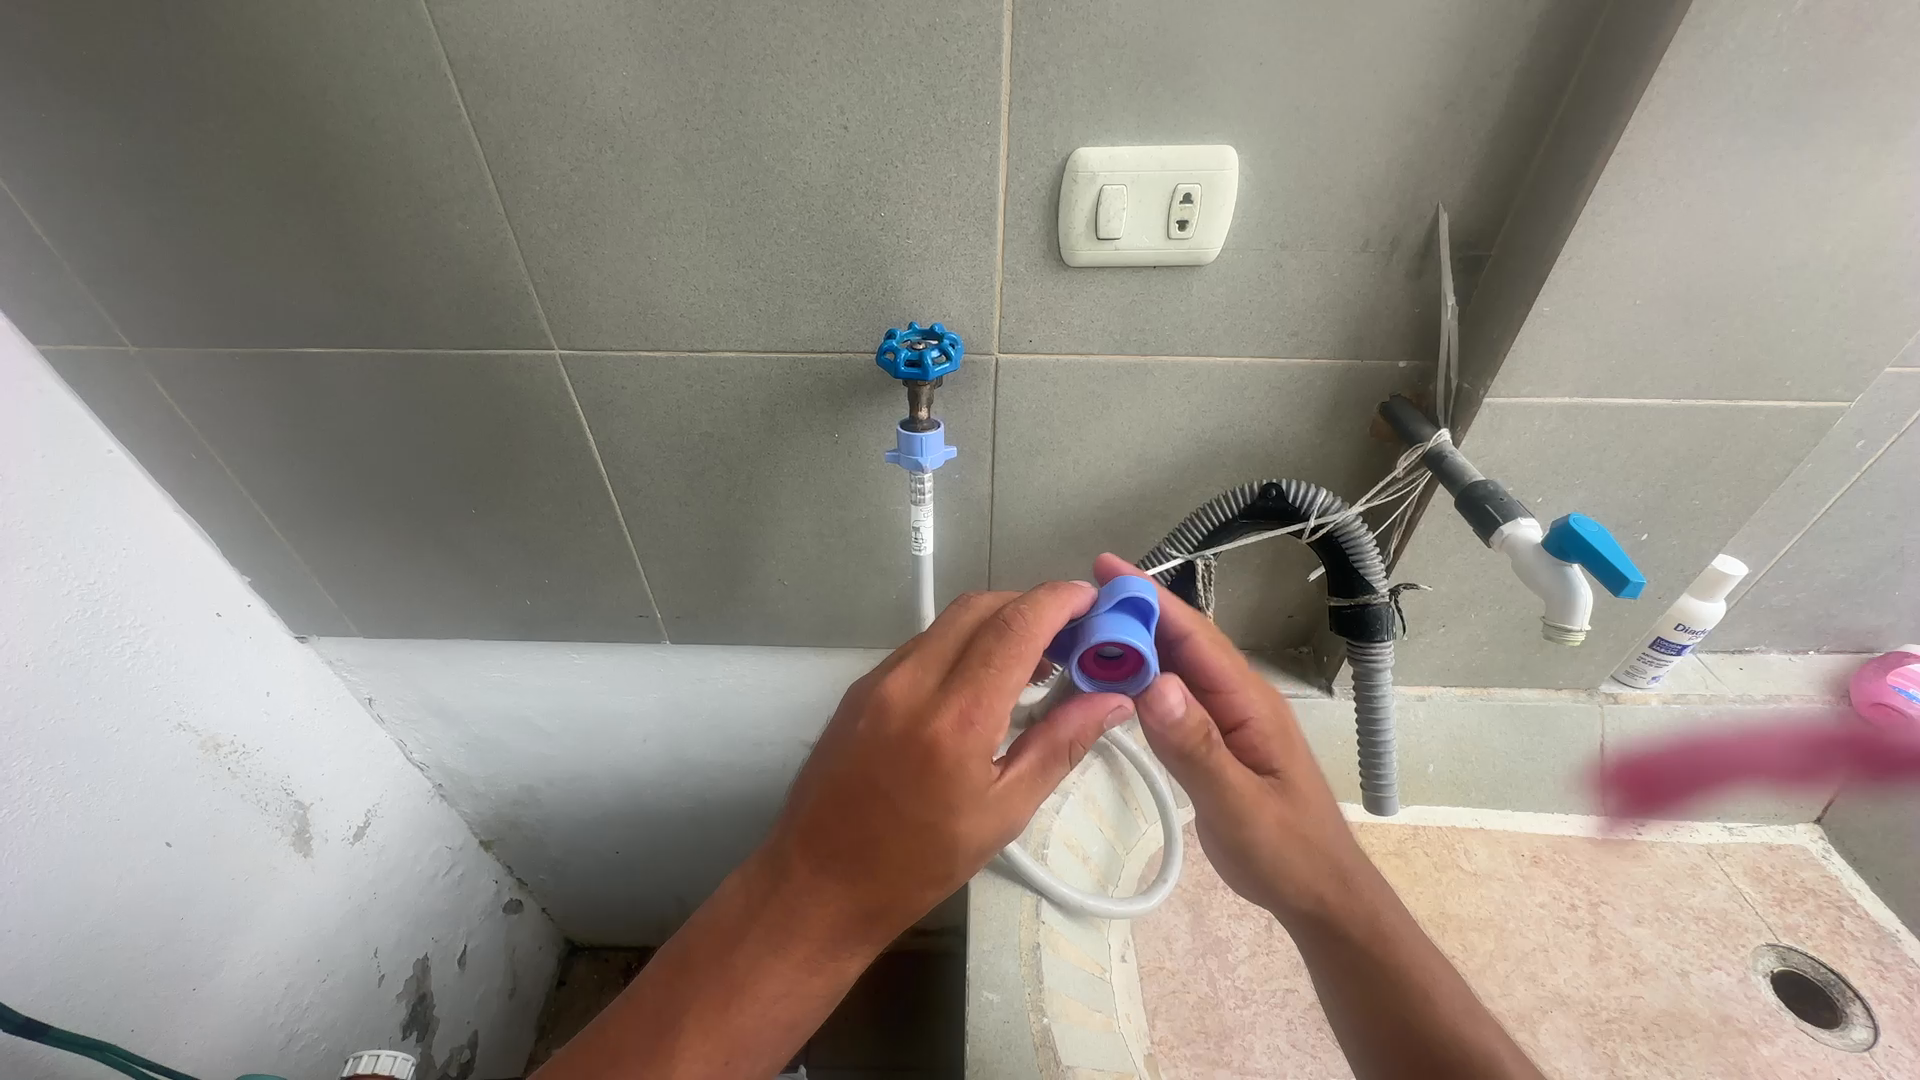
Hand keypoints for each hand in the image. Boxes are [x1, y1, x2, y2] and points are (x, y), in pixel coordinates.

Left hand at [762, 582, 1136, 945]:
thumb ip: (1060, 745)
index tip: (1093, 601)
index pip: (1016, 626)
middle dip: (1031, 605)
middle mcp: (912, 681)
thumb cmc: (918, 864)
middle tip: (1069, 637)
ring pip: (949, 621)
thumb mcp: (1004, 813)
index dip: (1060, 601)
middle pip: (981, 606)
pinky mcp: (861, 685)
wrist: (817, 883)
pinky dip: (962, 643)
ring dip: (996, 622)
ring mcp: (879, 678)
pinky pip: (923, 643)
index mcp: (956, 718)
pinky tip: (981, 680)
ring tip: (1033, 661)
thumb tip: (1113, 700)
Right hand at [1092, 553, 1369, 925]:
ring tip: (1084, 626)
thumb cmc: (1287, 853)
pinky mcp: (1214, 737)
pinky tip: (1114, 677)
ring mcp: (1226, 717)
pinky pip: (1173, 694)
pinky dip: (1140, 677)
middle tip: (1077, 597)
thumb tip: (1153, 683)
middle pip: (1182, 641)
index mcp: (1248, 701)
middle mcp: (1237, 697)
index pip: (1193, 636)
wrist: (1321, 895)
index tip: (1104, 568)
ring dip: (1134, 641)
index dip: (1149, 599)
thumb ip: (1196, 747)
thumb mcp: (1239, 806)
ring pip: (1175, 665)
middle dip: (1134, 611)